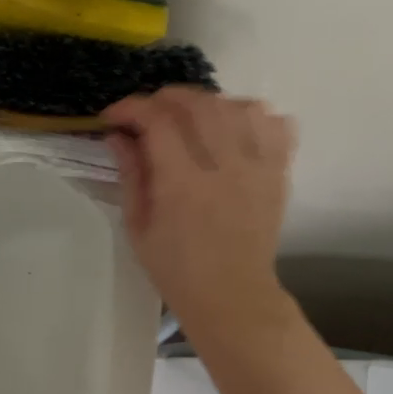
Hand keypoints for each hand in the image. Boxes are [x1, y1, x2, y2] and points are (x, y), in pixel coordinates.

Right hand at [103, 87, 294, 320]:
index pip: (158, 121)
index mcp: (183, 184)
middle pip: (199, 104)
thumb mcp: (137, 223)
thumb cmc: (174, 265)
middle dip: (164, 98)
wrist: (231, 294)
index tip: (113, 117)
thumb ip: (131, 173)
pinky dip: (250, 113)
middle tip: (144, 114)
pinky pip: (275, 123)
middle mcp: (226, 167)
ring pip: (238, 106)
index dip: (131, 108)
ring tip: (186, 118)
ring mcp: (259, 167)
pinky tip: (229, 126)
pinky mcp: (279, 172)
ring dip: (205, 102)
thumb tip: (118, 135)